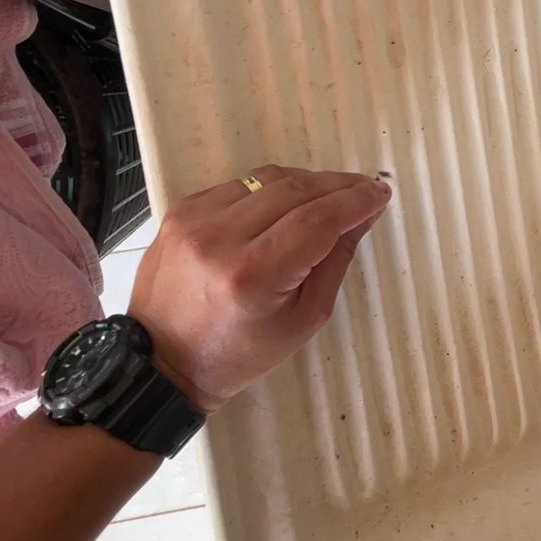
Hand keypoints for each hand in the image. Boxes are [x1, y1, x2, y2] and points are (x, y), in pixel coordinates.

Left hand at [128, 165, 390, 412]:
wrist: (160, 363)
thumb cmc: (240, 353)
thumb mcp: (305, 319)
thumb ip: (336, 260)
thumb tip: (363, 214)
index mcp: (254, 275)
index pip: (318, 220)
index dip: (356, 201)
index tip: (380, 194)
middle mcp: (221, 238)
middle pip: (296, 190)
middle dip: (339, 185)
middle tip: (365, 189)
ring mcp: (195, 219)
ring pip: (269, 177)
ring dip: (308, 182)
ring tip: (329, 196)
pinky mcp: (181, 210)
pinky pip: (240, 184)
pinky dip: (271, 188)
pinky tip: (285, 205)